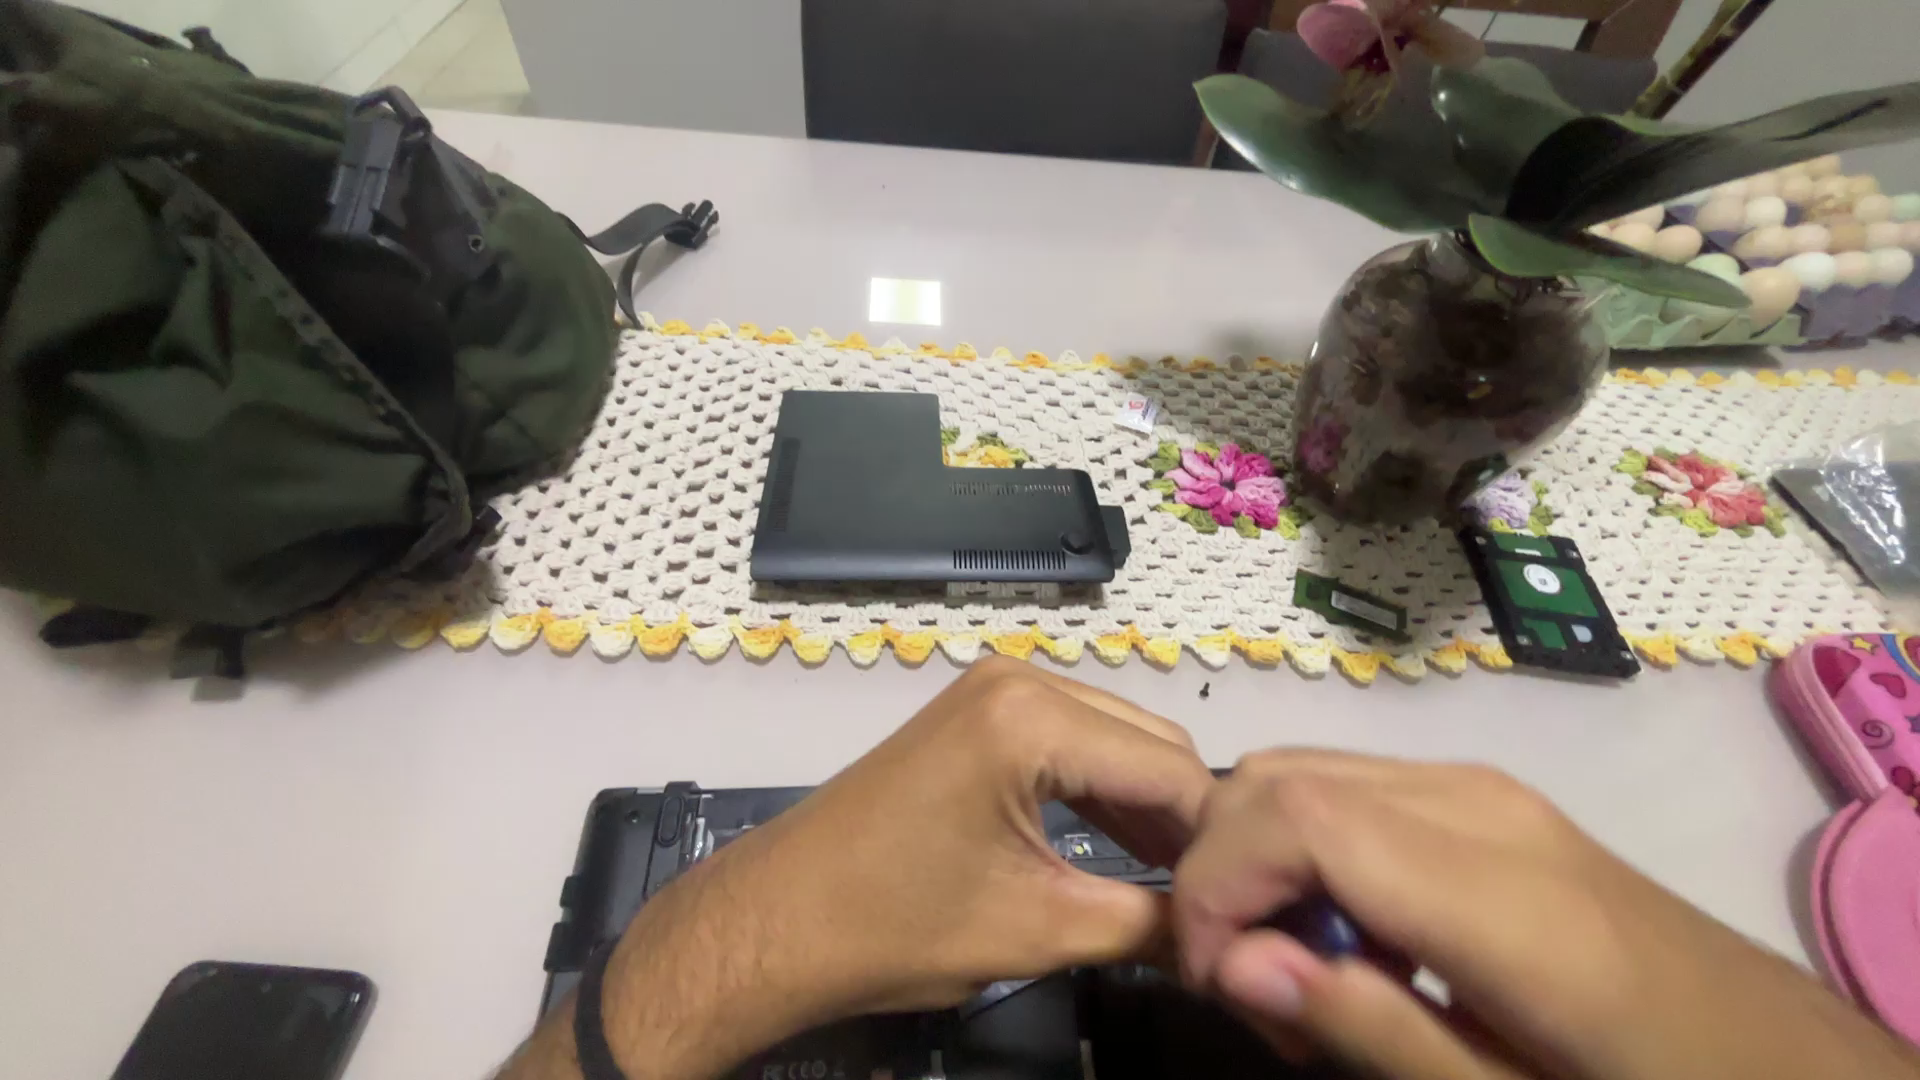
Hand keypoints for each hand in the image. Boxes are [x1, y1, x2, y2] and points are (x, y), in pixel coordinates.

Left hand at [499, 657, 1213, 1079]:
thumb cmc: (897, 923)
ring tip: (1178, 881)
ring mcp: (996, 688)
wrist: (782, 914)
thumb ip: (1147, 924)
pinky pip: (1068, 739)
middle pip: (1147, 741)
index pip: (1171, 768)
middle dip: (1185, 819)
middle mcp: (1021, 678)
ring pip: (1111, 738)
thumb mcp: (1037, 927)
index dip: (1218, 841)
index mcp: (1034, 716)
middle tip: (1214, 899)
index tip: (1246, 905)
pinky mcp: (980, 710)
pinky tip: (1122, 843)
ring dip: (1146, 803)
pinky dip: (1100, 787)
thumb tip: (1223, 941)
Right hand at [1172, 750, 1919, 1079]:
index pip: (1296, 818)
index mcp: (1496, 890)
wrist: (1802, 1070)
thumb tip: (1234, 962)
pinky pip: (1335, 786)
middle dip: (1219, 869)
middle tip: (1243, 980)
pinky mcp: (1468, 790)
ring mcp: (1470, 783)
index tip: (1211, 976)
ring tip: (1284, 957)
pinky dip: (1293, 841)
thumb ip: (1371, 1030)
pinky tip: (1336, 924)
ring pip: (1293, 771)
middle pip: (1277, 780)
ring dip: (1251, 853)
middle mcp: (1467, 799)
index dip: (1217, 881)